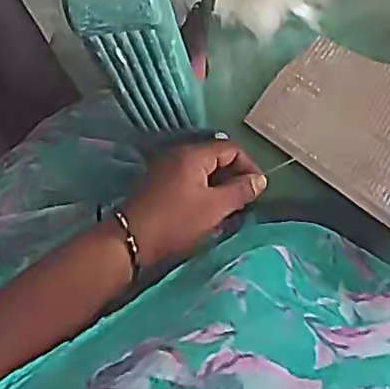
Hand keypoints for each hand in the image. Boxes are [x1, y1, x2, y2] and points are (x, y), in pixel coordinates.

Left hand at [120, 137, 266, 265]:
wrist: (130, 240)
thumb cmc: (176, 222)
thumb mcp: (214, 207)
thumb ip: (240, 191)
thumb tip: (259, 179)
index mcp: (193, 154)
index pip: (231, 148)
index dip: (248, 166)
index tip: (257, 190)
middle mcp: (179, 153)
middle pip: (216, 157)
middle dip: (234, 178)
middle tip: (244, 202)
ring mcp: (166, 167)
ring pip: (203, 171)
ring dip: (219, 187)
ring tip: (228, 211)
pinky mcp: (159, 182)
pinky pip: (189, 179)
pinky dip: (203, 191)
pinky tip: (207, 213)